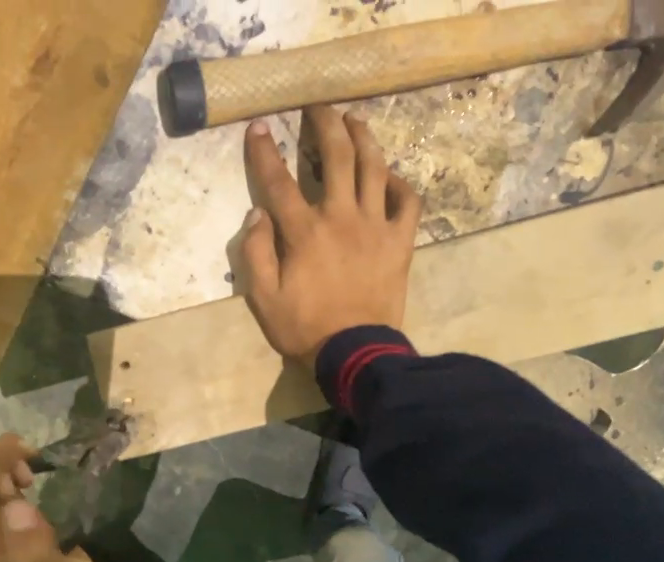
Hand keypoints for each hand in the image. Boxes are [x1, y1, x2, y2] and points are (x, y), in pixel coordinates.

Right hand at [237, 106, 419, 366]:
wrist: (354, 352)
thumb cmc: (303, 328)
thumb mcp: (263, 299)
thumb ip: (256, 253)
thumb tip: (257, 214)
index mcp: (304, 231)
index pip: (279, 182)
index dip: (266, 152)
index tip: (260, 127)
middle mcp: (341, 217)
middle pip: (336, 156)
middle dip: (325, 124)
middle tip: (318, 106)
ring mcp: (376, 226)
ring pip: (374, 167)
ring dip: (364, 138)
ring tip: (355, 120)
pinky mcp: (400, 241)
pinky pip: (407, 202)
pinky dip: (399, 184)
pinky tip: (390, 177)